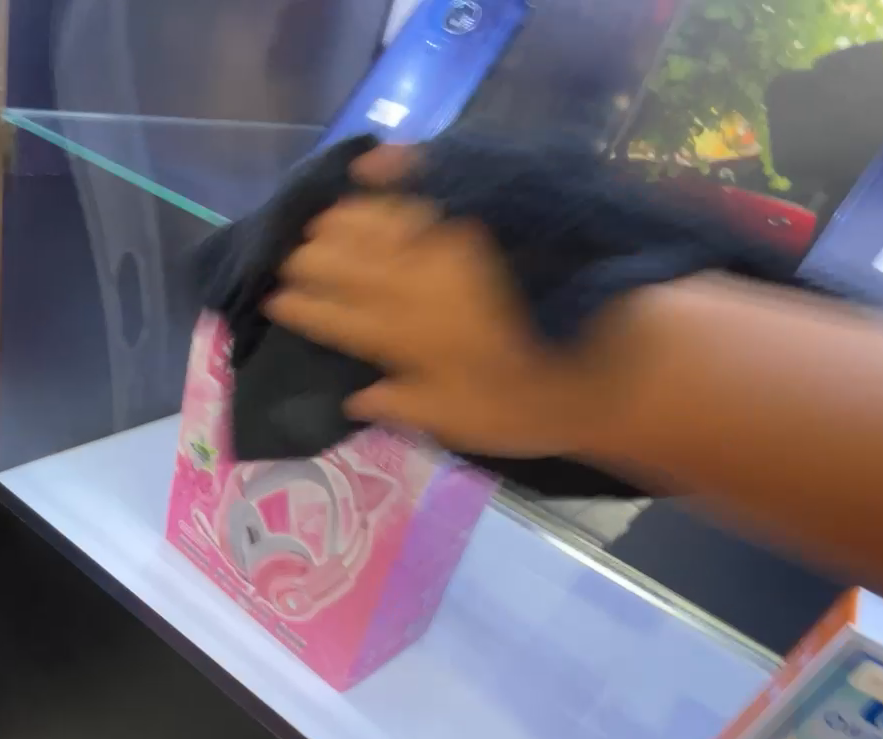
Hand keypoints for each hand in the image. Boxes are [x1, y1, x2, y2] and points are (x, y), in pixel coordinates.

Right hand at [262, 148, 616, 459]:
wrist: (608, 366)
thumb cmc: (529, 406)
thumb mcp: (461, 426)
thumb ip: (405, 406)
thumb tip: (354, 398)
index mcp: (409, 344)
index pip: (341, 322)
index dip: (305, 310)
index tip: (274, 299)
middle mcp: (422, 292)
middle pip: (355, 270)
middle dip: (316, 262)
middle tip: (288, 255)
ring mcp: (454, 253)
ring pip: (385, 230)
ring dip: (345, 223)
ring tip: (318, 220)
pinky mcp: (485, 226)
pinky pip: (434, 191)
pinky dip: (401, 175)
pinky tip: (376, 167)